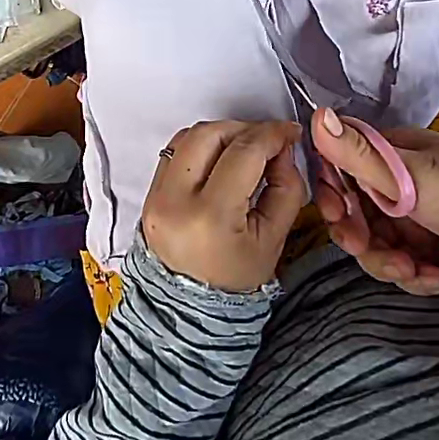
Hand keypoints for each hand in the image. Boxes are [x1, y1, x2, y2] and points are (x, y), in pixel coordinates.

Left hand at [140, 120, 305, 291]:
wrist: (191, 310)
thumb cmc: (236, 278)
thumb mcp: (275, 237)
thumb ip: (286, 187)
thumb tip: (282, 150)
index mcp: (210, 216)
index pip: (244, 152)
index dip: (273, 134)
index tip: (289, 134)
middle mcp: (175, 201)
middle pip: (211, 134)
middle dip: (246, 129)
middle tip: (268, 142)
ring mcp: (156, 197)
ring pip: (188, 136)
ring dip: (222, 134)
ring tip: (245, 151)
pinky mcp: (149, 194)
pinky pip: (174, 152)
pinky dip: (201, 146)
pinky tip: (221, 160)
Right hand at [310, 109, 438, 297]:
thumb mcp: (410, 174)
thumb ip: (359, 154)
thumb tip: (316, 116)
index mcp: (390, 159)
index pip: (341, 173)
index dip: (333, 196)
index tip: (339, 214)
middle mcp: (397, 189)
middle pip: (353, 217)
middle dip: (359, 239)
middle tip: (372, 250)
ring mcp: (412, 223)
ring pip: (373, 248)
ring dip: (388, 264)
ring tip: (415, 270)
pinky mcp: (428, 254)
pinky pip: (401, 269)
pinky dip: (415, 278)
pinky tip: (437, 277)